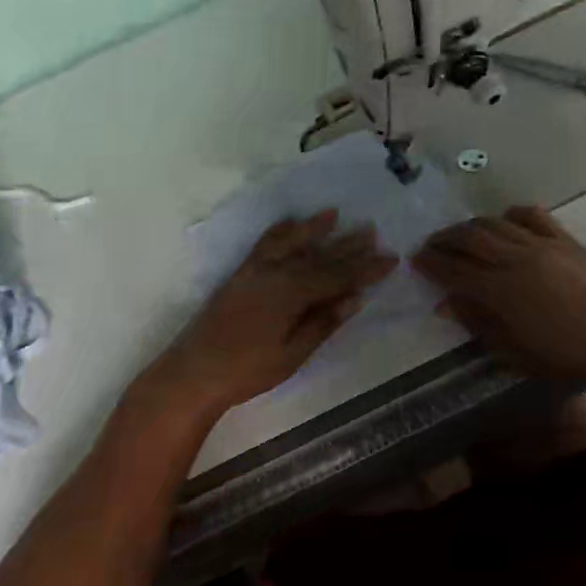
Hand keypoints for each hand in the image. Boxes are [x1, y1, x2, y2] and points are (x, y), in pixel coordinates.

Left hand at [148, 210, 397, 411]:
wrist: (194, 372)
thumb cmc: (248, 371)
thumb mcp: (293, 354)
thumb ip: (323, 322)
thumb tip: (356, 298)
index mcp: (292, 293)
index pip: (338, 276)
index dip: (366, 268)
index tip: (391, 259)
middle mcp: (275, 272)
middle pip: (319, 256)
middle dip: (347, 245)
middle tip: (373, 231)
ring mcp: (254, 270)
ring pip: (291, 243)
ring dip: (314, 228)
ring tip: (335, 214)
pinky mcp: (240, 274)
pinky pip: (264, 244)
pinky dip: (280, 231)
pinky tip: (291, 224)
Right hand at [412, 206, 585, 394]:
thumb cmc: (570, 358)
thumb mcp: (515, 352)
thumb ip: (479, 324)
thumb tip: (447, 304)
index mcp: (500, 291)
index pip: (453, 269)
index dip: (430, 263)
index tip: (415, 260)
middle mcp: (516, 259)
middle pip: (469, 238)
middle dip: (444, 239)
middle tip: (430, 245)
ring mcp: (542, 245)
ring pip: (495, 224)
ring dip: (471, 226)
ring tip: (459, 234)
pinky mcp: (566, 240)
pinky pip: (532, 217)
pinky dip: (510, 215)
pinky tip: (504, 221)